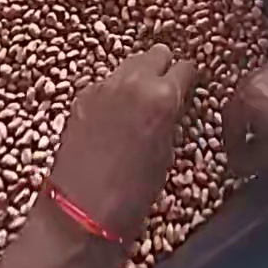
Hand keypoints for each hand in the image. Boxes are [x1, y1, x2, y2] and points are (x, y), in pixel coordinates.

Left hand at [46, 43, 196, 241]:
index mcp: (163, 96)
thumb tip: (174, 102)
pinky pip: (108, 81)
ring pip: (131, 63)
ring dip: (139, 76)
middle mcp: (134, 81)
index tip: (188, 87)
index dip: (188, 78)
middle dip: (163, 69)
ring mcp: (105, 85)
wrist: (80, 213)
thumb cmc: (133, 194)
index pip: (185, 67)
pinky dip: (115, 90)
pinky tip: (114, 114)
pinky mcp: (83, 94)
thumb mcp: (166, 153)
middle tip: (164, 91)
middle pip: (157, 54)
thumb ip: (171, 117)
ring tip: (139, 102)